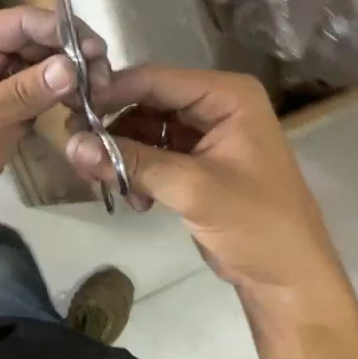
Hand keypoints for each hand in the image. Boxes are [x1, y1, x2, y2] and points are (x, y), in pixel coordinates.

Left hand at [0, 7, 108, 236]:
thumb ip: (19, 94)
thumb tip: (71, 68)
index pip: (22, 22)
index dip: (61, 30)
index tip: (95, 51)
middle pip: (41, 41)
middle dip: (75, 54)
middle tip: (105, 80)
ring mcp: (2, 83)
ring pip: (49, 66)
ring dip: (76, 77)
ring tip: (101, 96)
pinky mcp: (13, 111)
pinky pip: (47, 94)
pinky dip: (67, 98)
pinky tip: (87, 108)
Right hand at [64, 66, 346, 306]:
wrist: (289, 278)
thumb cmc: (256, 225)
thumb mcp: (193, 189)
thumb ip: (132, 162)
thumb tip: (72, 145)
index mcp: (228, 95)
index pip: (155, 80)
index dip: (110, 93)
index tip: (69, 113)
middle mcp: (216, 104)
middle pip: (145, 101)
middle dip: (112, 128)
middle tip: (78, 153)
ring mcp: (205, 133)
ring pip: (143, 128)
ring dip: (120, 154)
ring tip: (102, 183)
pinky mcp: (195, 162)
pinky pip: (151, 153)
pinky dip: (134, 171)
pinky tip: (132, 199)